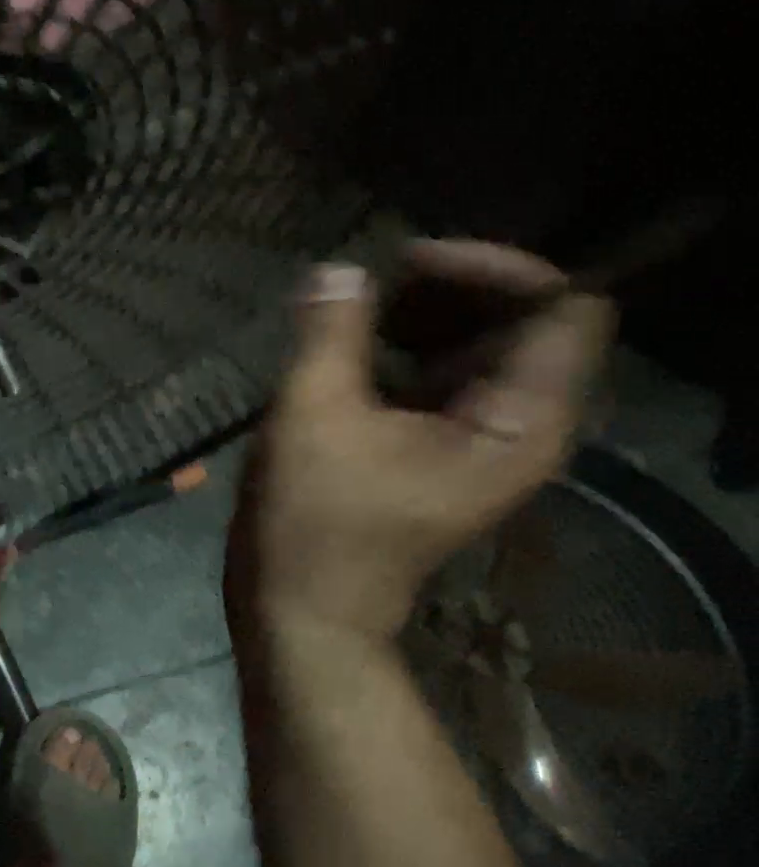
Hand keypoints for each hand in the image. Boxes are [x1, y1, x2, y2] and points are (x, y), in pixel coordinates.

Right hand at [229, 240, 613, 642]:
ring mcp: (480, 440)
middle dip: (452, 289)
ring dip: (425, 315)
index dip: (495, 269)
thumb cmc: (313, 520)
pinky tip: (349, 344)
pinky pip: (444, 378)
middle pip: (525, 323)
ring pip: (481, 349)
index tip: (407, 260)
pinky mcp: (439, 449)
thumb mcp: (311, 417)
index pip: (562, 309)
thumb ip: (330, 335)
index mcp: (519, 422)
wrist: (303, 607)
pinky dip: (406, 349)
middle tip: (373, 277)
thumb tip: (337, 270)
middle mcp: (521, 426)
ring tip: (354, 305)